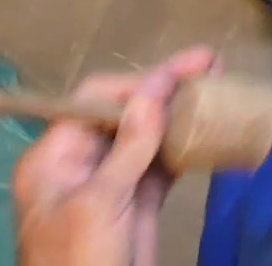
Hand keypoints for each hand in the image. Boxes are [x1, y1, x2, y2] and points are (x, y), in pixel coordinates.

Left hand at [13, 48, 213, 265]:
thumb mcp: (99, 206)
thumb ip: (129, 146)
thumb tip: (153, 91)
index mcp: (53, 160)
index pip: (96, 99)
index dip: (141, 82)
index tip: (185, 71)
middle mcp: (79, 164)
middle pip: (127, 110)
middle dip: (167, 87)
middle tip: (211, 65)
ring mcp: (108, 185)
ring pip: (148, 133)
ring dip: (181, 110)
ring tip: (218, 85)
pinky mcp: (134, 204)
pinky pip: (161, 162)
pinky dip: (185, 144)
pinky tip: (210, 129)